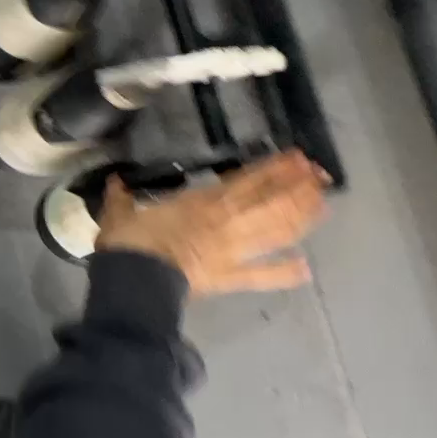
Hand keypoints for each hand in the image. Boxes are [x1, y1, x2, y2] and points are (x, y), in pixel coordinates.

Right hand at [96, 149, 328, 295]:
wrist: (136, 280)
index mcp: (202, 202)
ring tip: (322, 206)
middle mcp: (229, 222)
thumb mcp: (117, 214)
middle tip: (320, 176)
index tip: (297, 157)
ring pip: (279, 232)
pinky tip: (304, 268)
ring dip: (304, 219)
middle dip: (300, 187)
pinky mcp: (233, 277)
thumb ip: (121, 198)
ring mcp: (235, 250)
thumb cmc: (128, 242)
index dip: (275, 168)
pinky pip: (264, 275)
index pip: (248, 180)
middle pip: (275, 202)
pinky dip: (285, 272)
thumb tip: (114, 181)